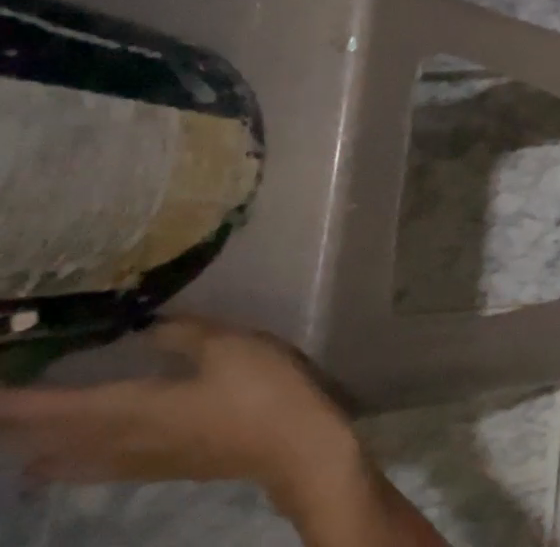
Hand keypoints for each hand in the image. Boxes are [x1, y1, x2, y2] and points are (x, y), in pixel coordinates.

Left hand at [0, 318, 361, 511]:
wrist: (295, 444)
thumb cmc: (264, 391)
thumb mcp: (233, 347)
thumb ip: (186, 335)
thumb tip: (147, 327)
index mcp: (128, 407)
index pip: (51, 406)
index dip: (15, 398)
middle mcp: (118, 439)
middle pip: (49, 438)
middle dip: (18, 426)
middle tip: (4, 410)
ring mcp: (139, 459)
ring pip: (66, 460)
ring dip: (36, 450)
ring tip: (19, 445)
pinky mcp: (160, 468)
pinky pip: (91, 469)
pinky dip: (65, 465)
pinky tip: (65, 465)